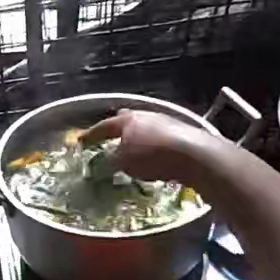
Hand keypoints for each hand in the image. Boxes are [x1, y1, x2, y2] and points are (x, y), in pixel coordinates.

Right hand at [80, 109, 234, 185]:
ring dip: (139, 138)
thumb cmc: (152, 156)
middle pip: (127, 121)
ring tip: (133, 149)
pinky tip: (156, 156)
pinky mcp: (185, 133)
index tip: (81, 141)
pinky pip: (162, 138)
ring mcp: (168, 122)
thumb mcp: (123, 163)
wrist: (197, 157)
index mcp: (127, 120)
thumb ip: (109, 162)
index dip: (91, 135)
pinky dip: (155, 146)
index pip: (103, 126)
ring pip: (147, 128)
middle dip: (118, 129)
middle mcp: (146, 115)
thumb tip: (102, 163)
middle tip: (110, 137)